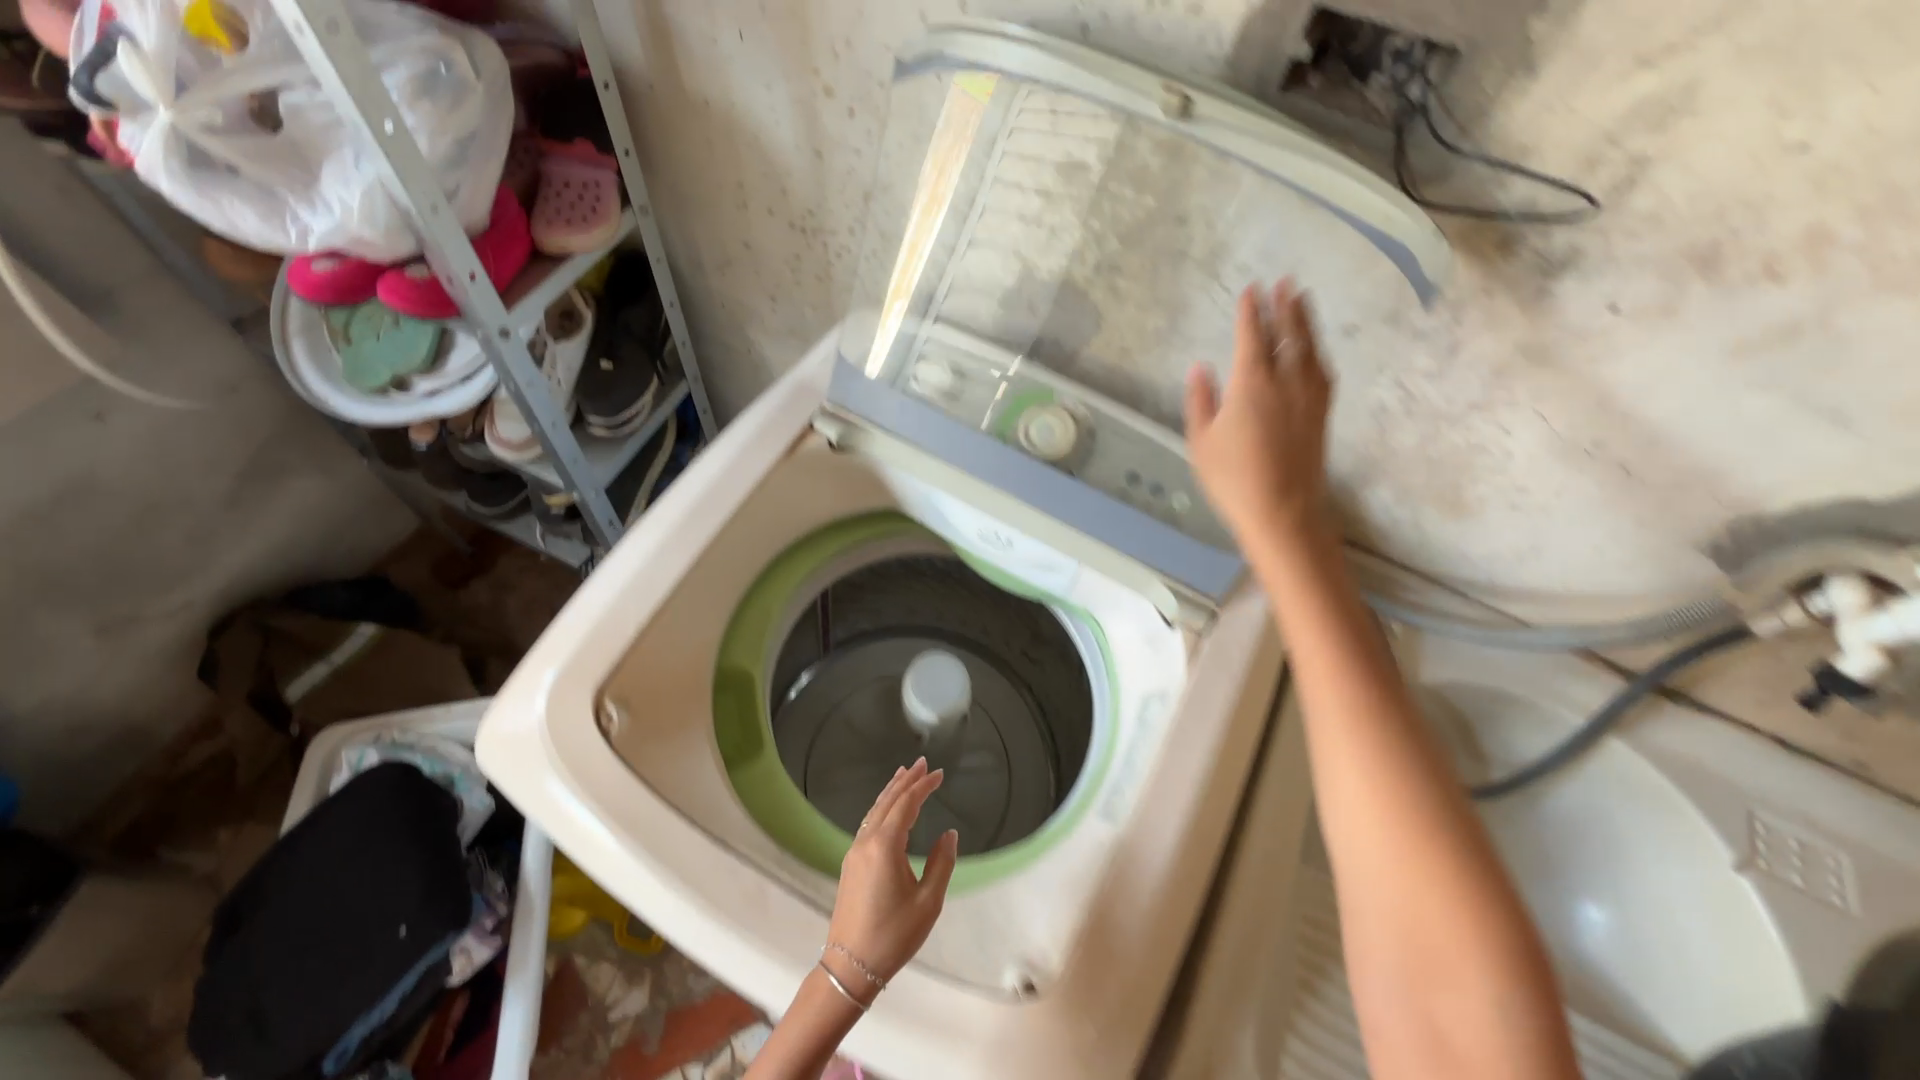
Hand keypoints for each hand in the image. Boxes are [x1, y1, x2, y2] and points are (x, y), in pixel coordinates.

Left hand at [823, 758, 958, 998]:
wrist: (851, 964)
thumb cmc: (894, 934)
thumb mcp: (928, 902)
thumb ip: (942, 862)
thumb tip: (949, 834)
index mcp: (885, 846)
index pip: (906, 804)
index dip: (923, 786)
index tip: (939, 773)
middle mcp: (866, 842)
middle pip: (887, 802)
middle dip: (906, 781)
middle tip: (922, 763)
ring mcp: (854, 853)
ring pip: (874, 811)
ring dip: (891, 792)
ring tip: (904, 775)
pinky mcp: (850, 865)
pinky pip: (867, 824)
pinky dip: (881, 808)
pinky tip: (887, 810)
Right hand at [1185, 279, 1333, 543]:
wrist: (1283, 511)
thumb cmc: (1233, 479)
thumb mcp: (1201, 441)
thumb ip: (1201, 400)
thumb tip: (1201, 367)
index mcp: (1252, 384)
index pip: (1253, 336)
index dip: (1251, 311)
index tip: (1251, 289)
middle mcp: (1285, 382)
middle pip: (1288, 335)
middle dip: (1285, 306)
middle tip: (1285, 282)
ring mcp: (1308, 397)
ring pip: (1309, 349)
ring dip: (1305, 322)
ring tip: (1302, 300)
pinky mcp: (1321, 414)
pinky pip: (1321, 371)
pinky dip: (1316, 351)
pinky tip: (1314, 350)